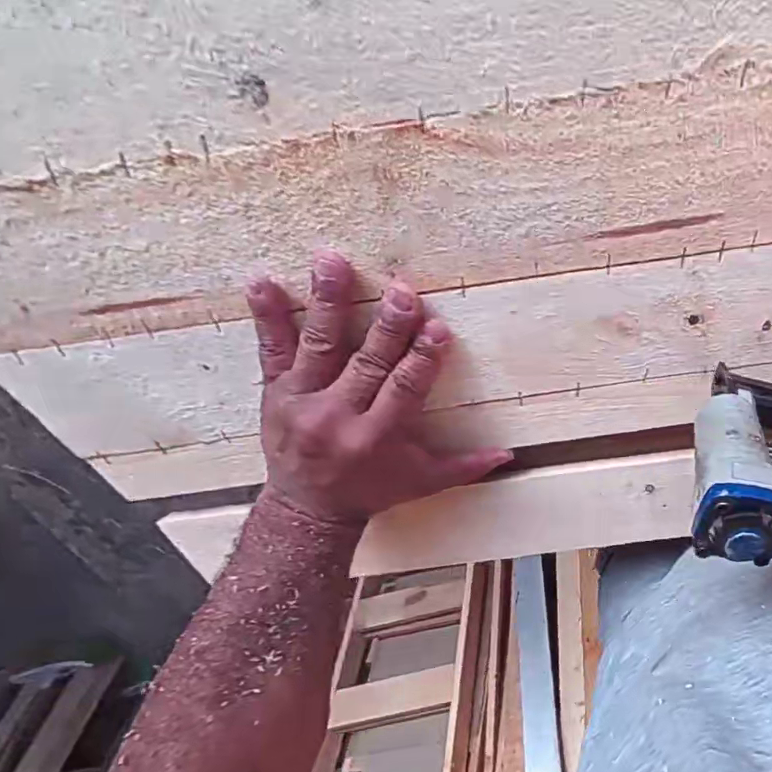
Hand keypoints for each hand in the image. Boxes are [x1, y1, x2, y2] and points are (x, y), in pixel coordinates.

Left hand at [245, 252, 511, 525]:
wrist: (309, 510)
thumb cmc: (372, 491)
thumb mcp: (421, 484)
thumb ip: (464, 467)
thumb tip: (508, 455)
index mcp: (377, 438)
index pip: (404, 391)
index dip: (422, 360)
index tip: (439, 328)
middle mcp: (339, 418)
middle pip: (367, 364)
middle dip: (388, 327)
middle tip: (402, 291)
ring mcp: (303, 401)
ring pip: (320, 347)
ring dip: (328, 304)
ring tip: (333, 262)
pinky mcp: (276, 392)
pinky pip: (271, 351)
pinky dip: (267, 317)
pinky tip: (263, 282)